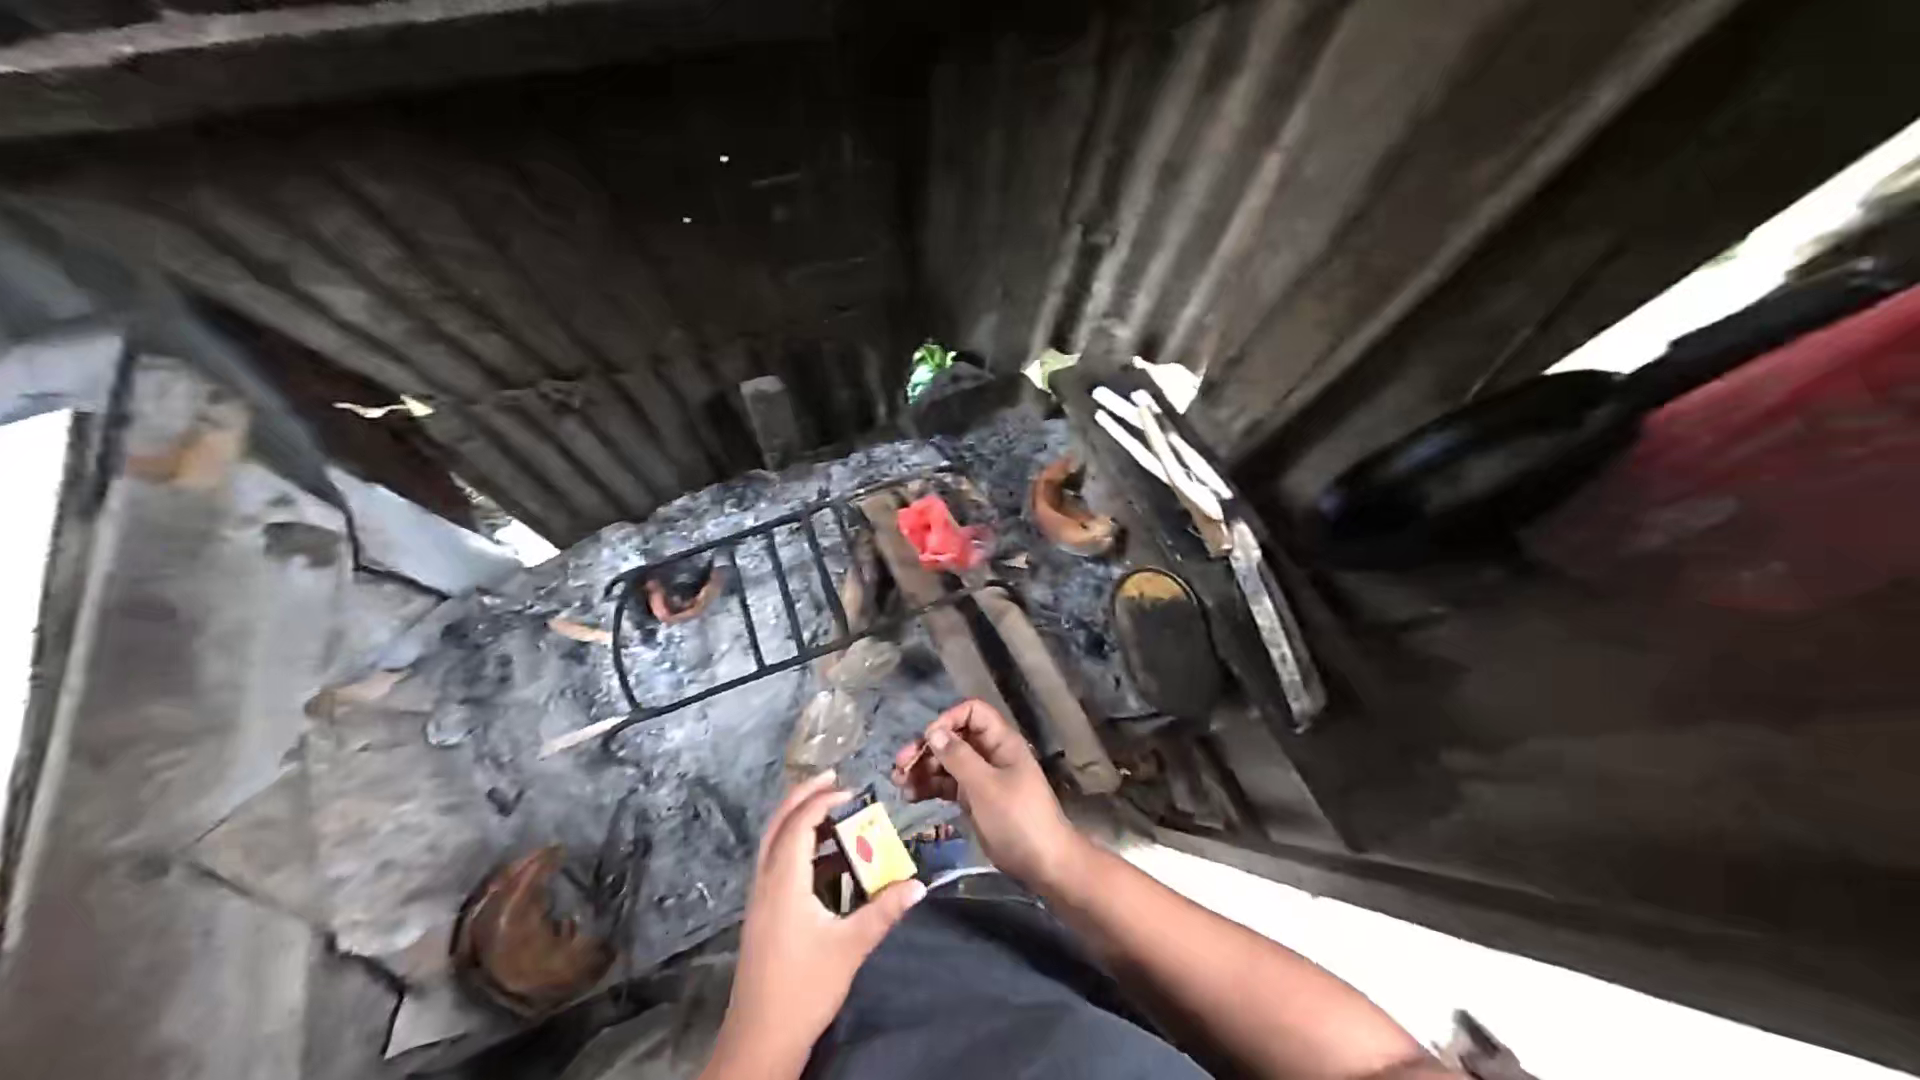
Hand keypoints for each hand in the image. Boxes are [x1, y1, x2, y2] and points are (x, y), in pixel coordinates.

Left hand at [705, 770, 925, 1079]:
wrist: (759, 1040)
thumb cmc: (804, 989)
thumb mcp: (850, 947)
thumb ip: (884, 911)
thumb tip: (918, 884)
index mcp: (783, 882)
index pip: (799, 824)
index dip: (823, 801)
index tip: (853, 791)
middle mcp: (765, 881)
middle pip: (778, 823)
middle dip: (804, 796)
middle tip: (833, 778)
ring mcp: (760, 897)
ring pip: (775, 842)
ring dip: (800, 819)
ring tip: (834, 811)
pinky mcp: (762, 912)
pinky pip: (777, 862)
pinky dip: (799, 845)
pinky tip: (826, 859)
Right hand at [891, 699, 1087, 891]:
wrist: (1043, 863)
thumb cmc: (1018, 819)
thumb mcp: (986, 786)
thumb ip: (959, 757)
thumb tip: (933, 732)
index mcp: (1001, 742)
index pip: (972, 712)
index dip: (948, 720)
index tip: (928, 739)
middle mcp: (990, 754)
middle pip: (954, 738)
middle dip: (927, 748)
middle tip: (900, 764)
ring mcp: (981, 777)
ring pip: (947, 762)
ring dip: (923, 769)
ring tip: (899, 782)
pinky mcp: (974, 799)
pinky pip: (947, 785)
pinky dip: (929, 787)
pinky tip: (910, 796)